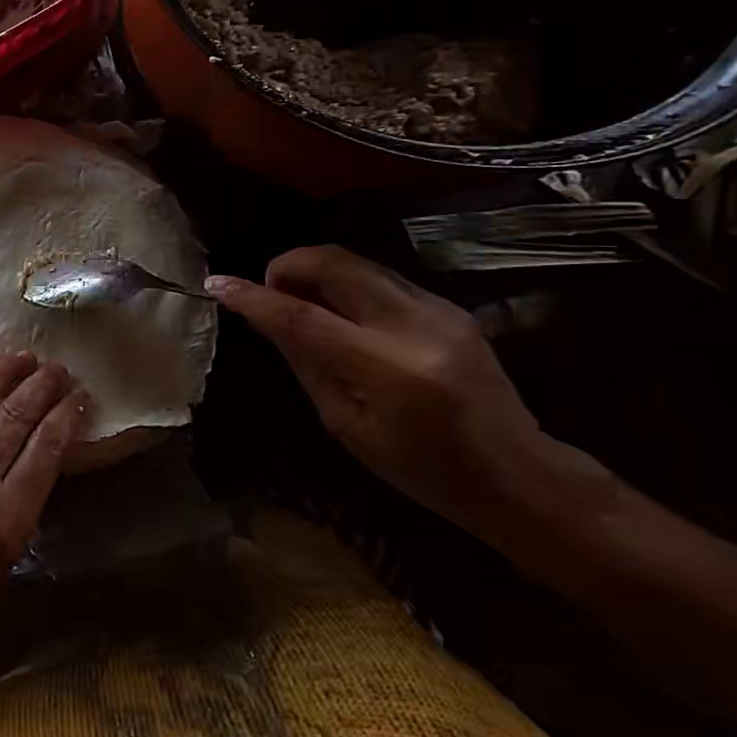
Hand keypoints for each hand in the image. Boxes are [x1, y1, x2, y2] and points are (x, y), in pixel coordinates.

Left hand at [0, 354, 91, 634]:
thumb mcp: (17, 543)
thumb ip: (34, 487)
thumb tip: (55, 429)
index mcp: (5, 515)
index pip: (45, 447)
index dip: (67, 414)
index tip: (81, 395)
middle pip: (14, 416)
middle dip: (42, 386)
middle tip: (60, 369)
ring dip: (6, 370)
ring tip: (28, 357)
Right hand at [205, 246, 543, 523]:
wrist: (519, 474)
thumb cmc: (422, 468)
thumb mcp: (346, 423)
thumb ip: (304, 361)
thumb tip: (264, 317)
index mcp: (386, 368)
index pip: (301, 317)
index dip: (252, 297)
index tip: (217, 283)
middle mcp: (414, 326)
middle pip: (333, 263)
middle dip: (286, 266)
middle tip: (268, 293)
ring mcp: (438, 310)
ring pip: (355, 262)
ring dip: (314, 271)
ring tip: (298, 303)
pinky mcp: (448, 306)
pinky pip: (378, 277)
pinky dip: (343, 284)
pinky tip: (338, 314)